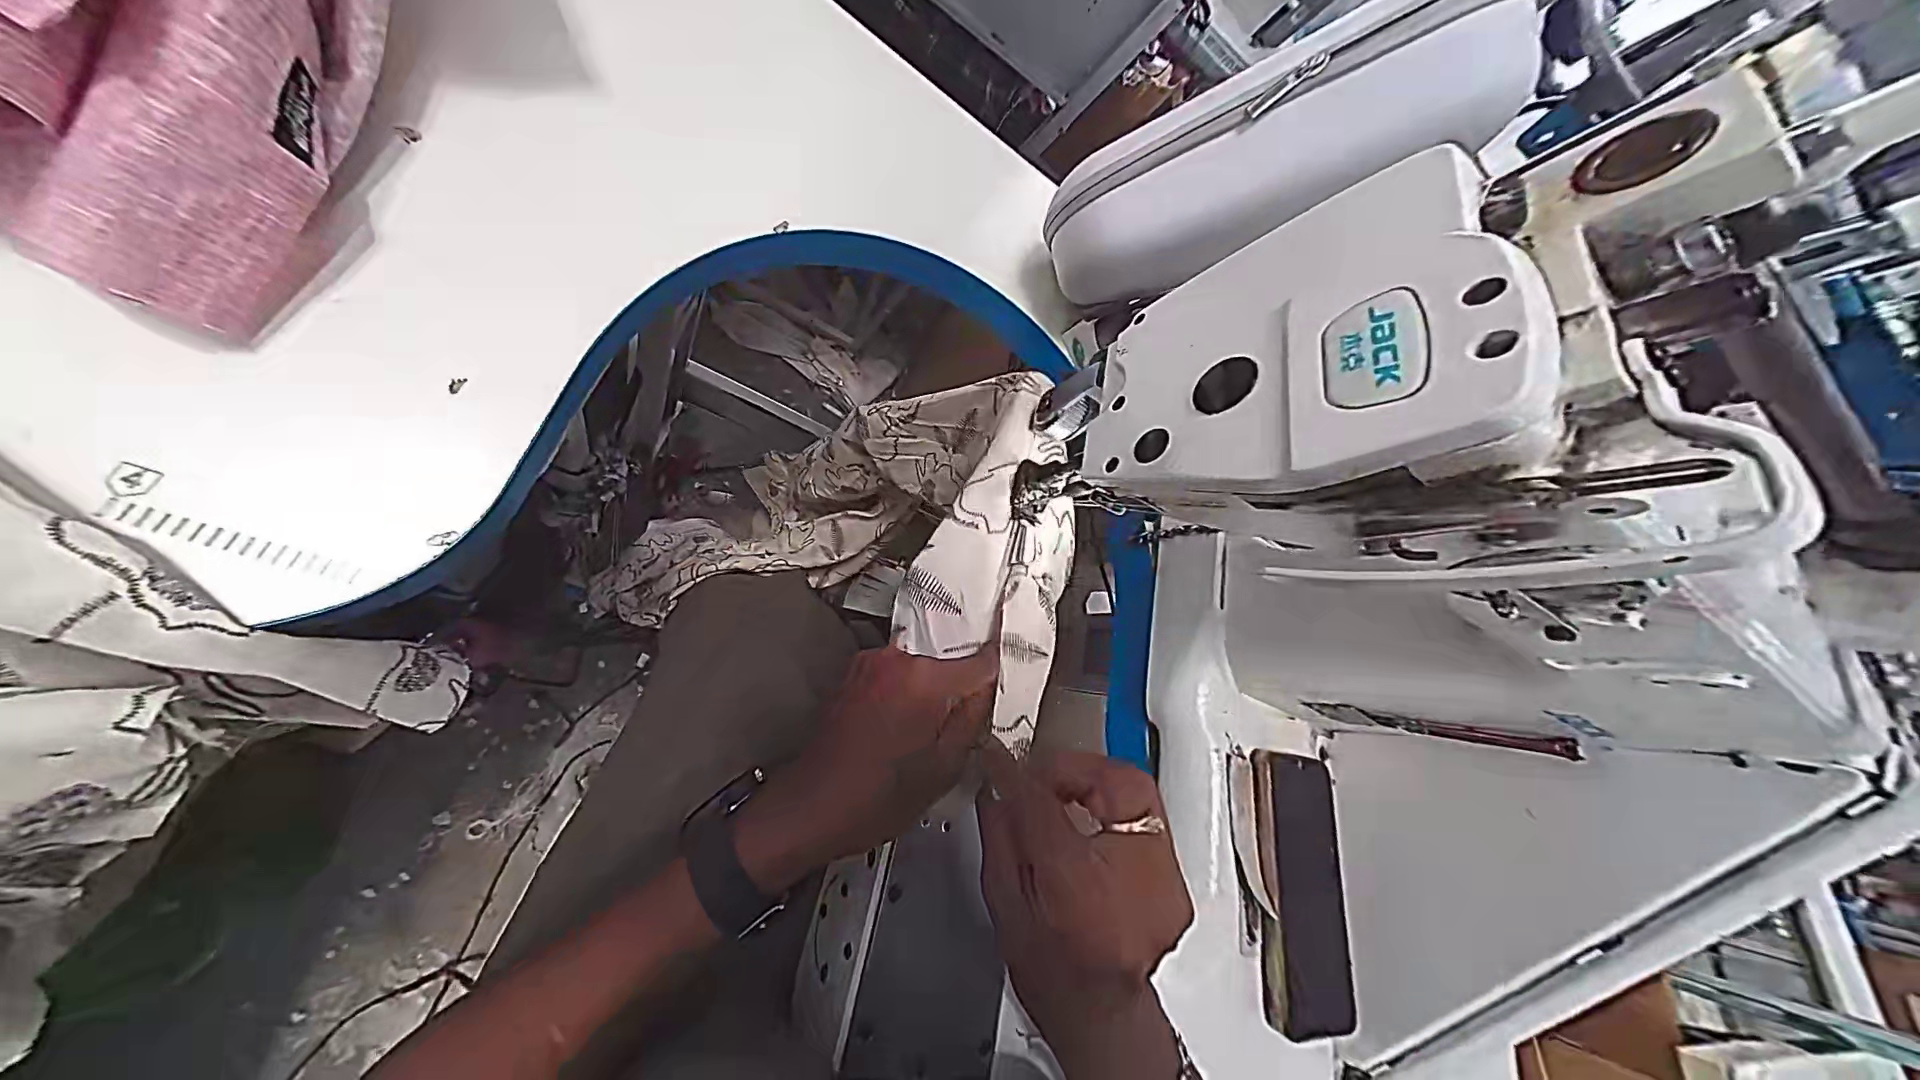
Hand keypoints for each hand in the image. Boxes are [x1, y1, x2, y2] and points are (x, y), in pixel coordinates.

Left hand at [735, 643, 997, 891]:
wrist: (810, 808)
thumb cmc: (868, 798)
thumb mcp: (943, 768)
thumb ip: (973, 717)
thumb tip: (987, 690)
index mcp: (923, 679)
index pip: (980, 656)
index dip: (1000, 665)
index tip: (1012, 671)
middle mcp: (894, 659)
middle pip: (949, 647)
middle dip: (967, 669)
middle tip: (978, 699)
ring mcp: (870, 663)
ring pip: (923, 655)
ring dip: (938, 676)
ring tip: (942, 715)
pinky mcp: (855, 674)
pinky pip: (898, 666)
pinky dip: (912, 683)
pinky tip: (913, 719)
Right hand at [976, 743, 1193, 1078]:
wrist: (1101, 1017)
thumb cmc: (1055, 975)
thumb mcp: (1006, 904)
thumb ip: (1000, 837)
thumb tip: (996, 790)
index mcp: (1076, 886)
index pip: (1041, 803)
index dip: (1017, 774)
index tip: (1003, 760)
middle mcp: (1130, 878)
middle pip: (1112, 782)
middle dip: (1071, 767)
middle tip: (1043, 773)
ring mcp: (1161, 878)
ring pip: (1139, 790)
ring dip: (1096, 779)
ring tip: (1066, 788)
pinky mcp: (1173, 878)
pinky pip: (1150, 814)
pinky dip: (1118, 800)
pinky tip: (1093, 809)